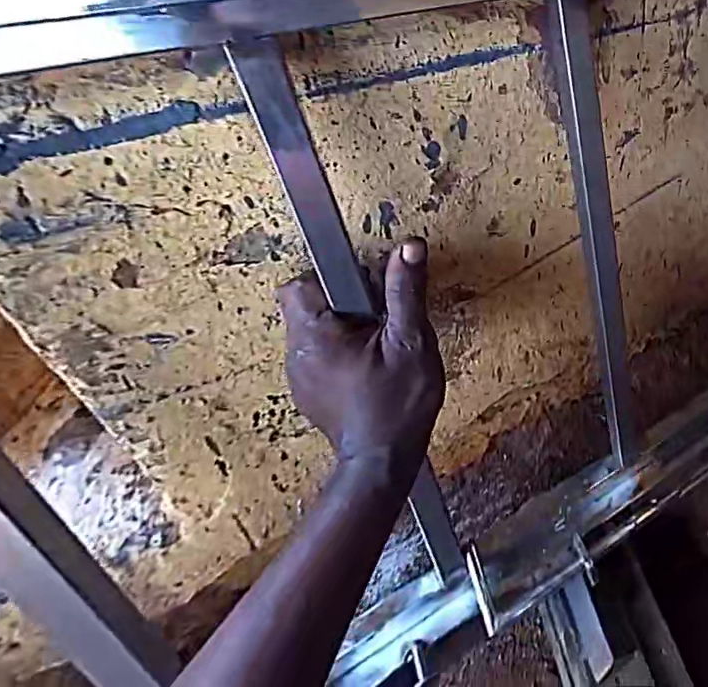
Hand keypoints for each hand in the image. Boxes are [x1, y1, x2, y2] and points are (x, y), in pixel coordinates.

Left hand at [277, 237, 443, 481]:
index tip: (368, 288)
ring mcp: (300, 376)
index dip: (334, 277)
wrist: (385, 462)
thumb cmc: (398, 401)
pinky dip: (346, 349)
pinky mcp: (311, 391)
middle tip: (385, 319)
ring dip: (349, 326)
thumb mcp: (410, 340)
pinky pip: (322, 353)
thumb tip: (408, 246)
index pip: (300, 285)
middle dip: (349, 302)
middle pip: (311, 305)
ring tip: (383, 344)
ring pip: (318, 329)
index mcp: (315, 336)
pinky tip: (374, 367)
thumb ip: (405, 291)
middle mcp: (297, 353)